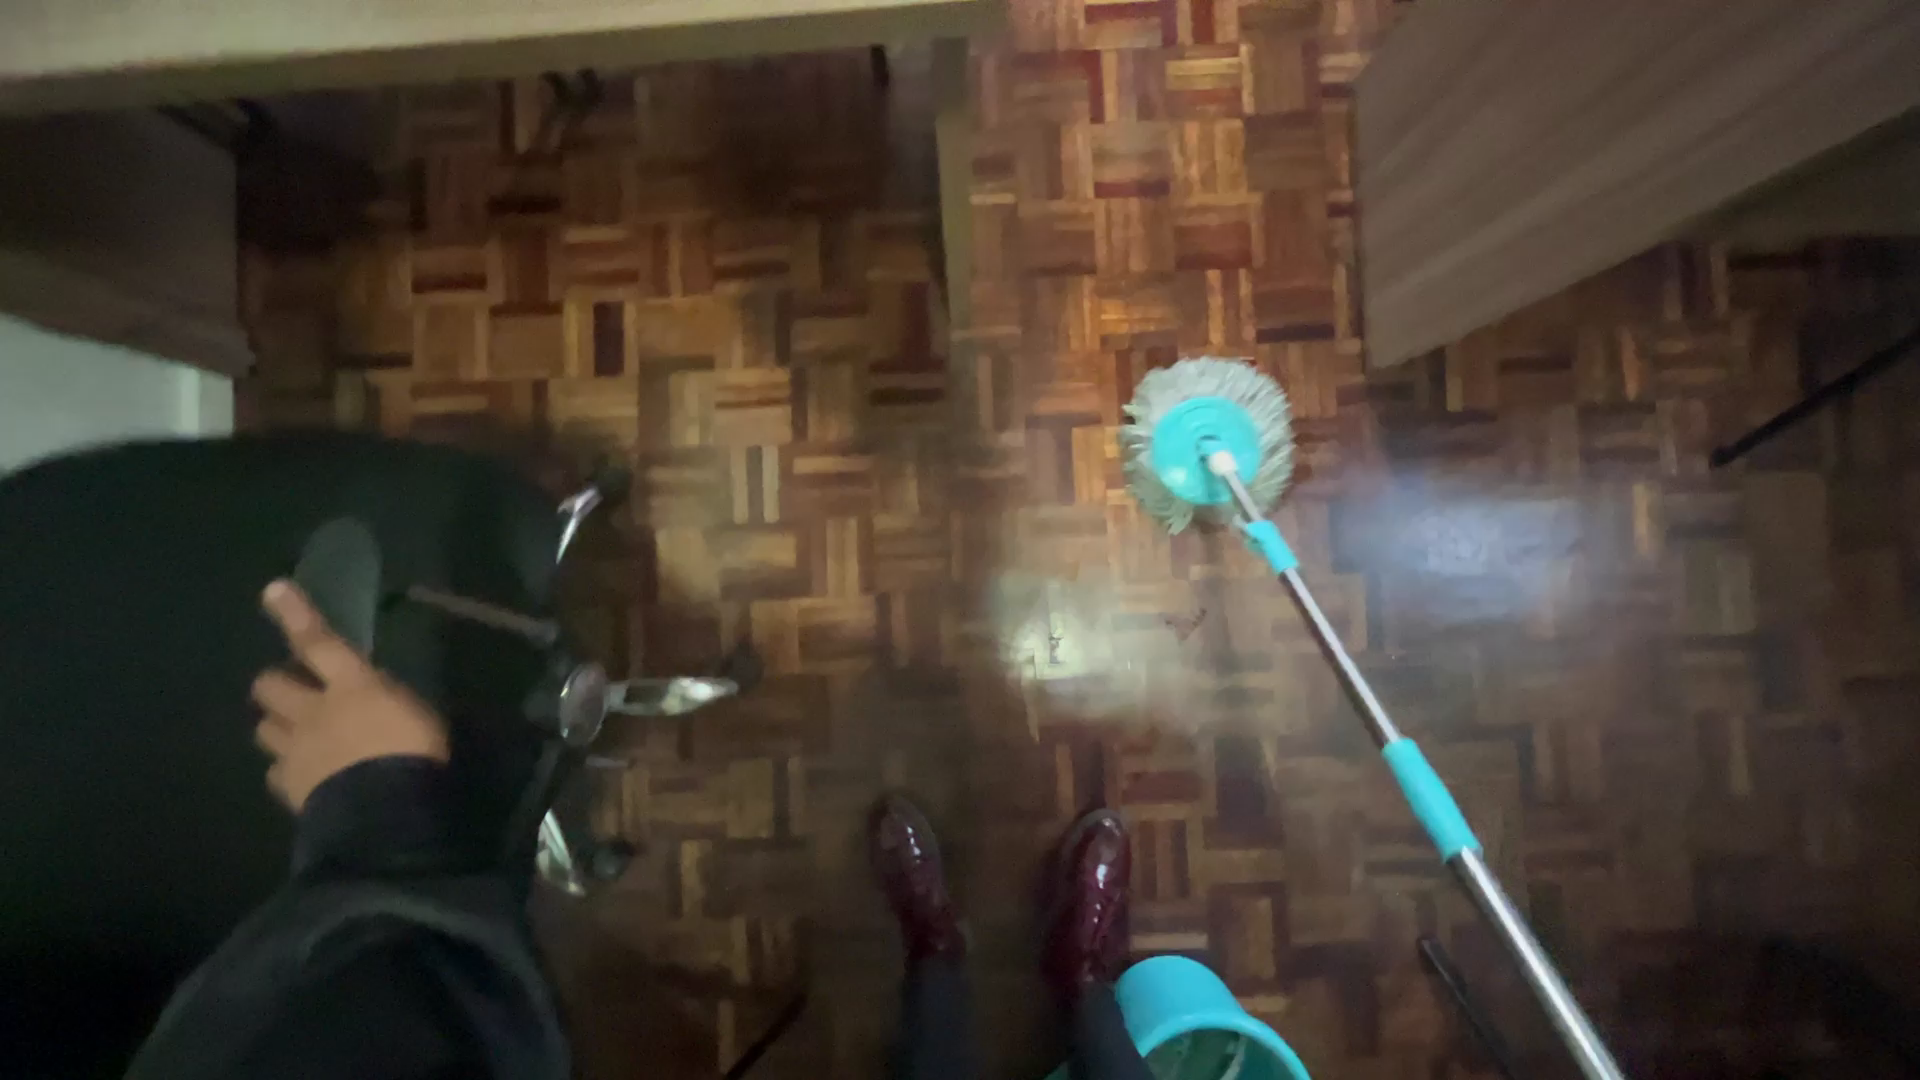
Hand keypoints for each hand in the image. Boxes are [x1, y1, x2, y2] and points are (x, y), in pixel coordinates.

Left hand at [252, 579, 449, 812]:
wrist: (386, 808)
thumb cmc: (416, 750)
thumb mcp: (417, 712)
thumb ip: (387, 699)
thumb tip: (380, 696)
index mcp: (352, 686)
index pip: (319, 642)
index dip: (297, 615)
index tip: (273, 589)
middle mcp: (313, 711)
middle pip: (269, 685)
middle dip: (280, 684)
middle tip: (301, 692)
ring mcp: (295, 749)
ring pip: (264, 727)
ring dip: (281, 725)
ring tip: (303, 733)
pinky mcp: (288, 784)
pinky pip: (277, 768)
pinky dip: (290, 766)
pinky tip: (310, 772)